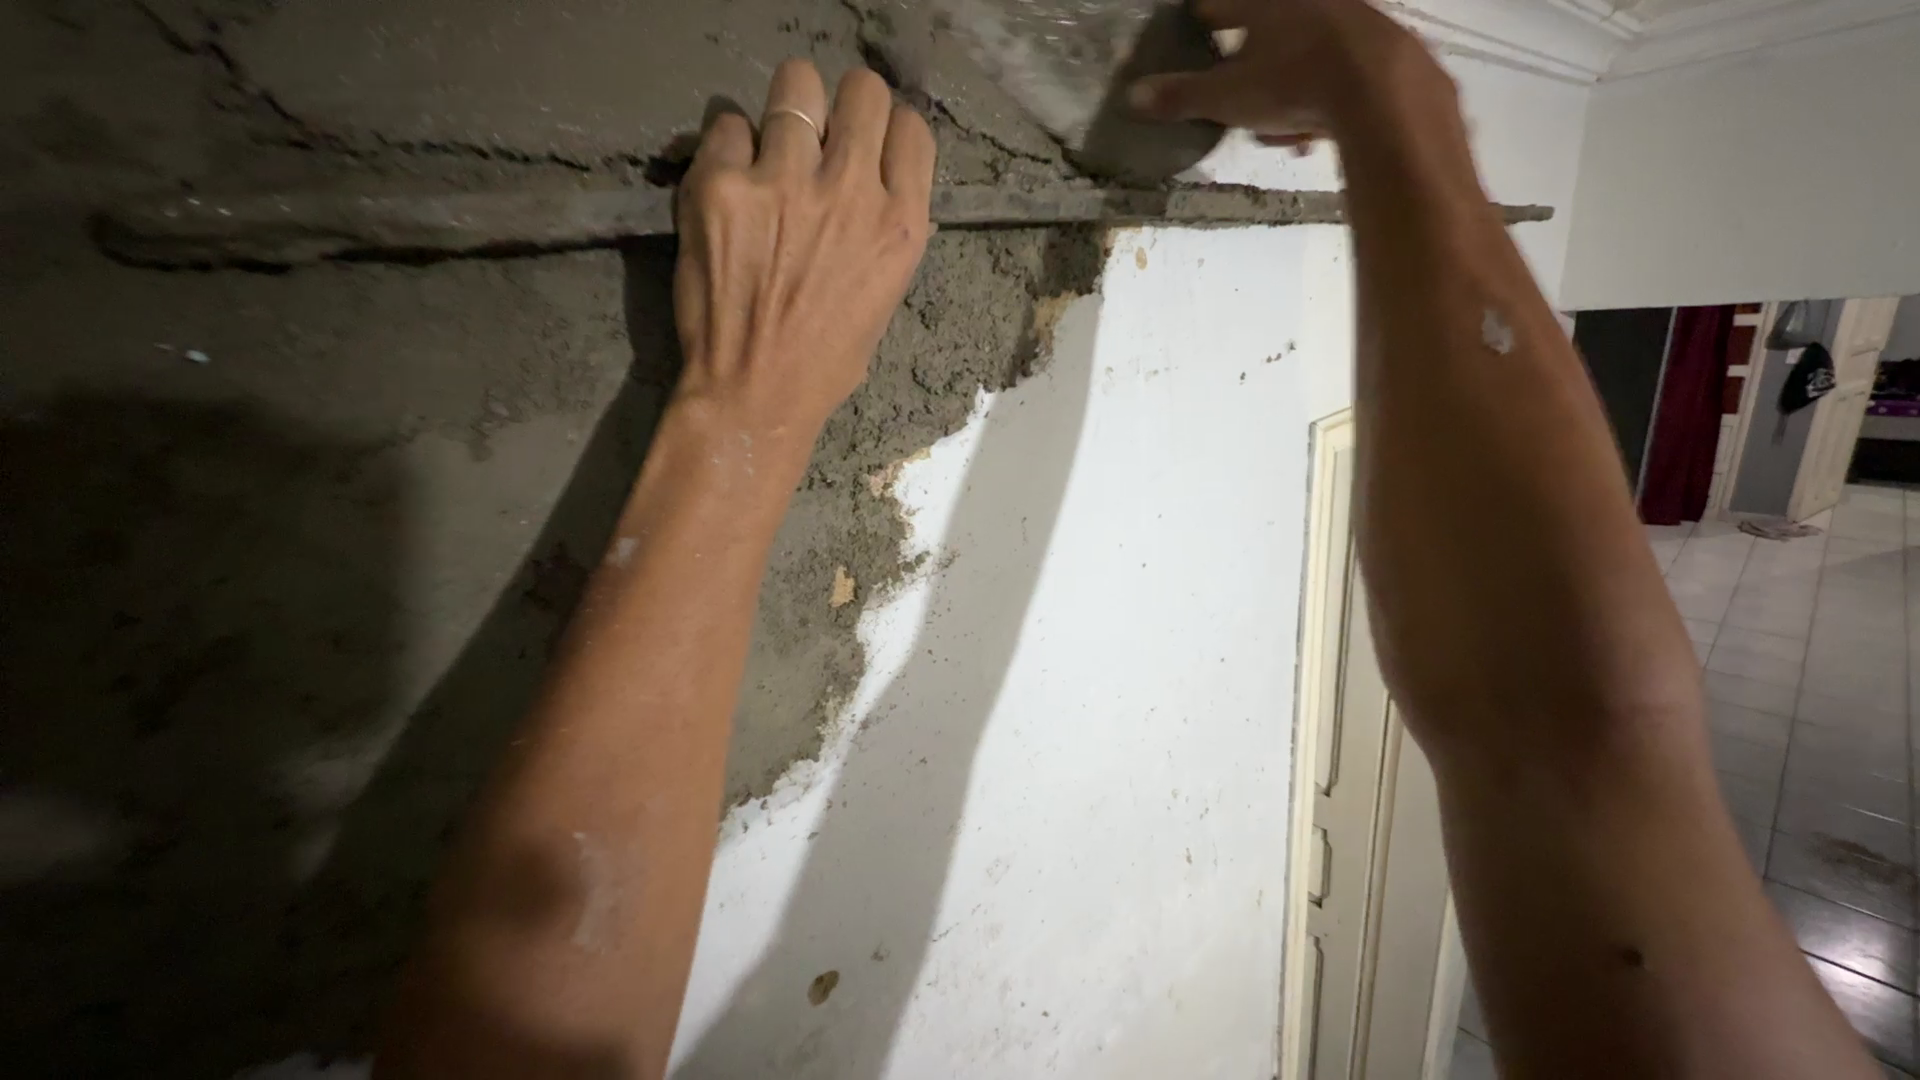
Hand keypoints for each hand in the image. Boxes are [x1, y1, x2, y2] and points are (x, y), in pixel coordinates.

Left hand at [672, 59, 934, 454]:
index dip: (888, 133)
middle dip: (844, 108)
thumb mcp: (885, 298)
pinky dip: (730, 147)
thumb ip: (886, 232)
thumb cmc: (826, 360)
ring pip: (796, 83)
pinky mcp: (722, 184)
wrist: (754, 392)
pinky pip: (729, 124)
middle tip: (821, 139)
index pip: (911, 127)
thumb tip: (876, 187)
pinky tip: (731, 188)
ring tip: (771, 152)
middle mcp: (850, 192)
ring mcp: (784, 182)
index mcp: (900, 226)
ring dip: (787, 114)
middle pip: (863, 88)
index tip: (869, 150)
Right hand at [1128, 0, 1452, 151]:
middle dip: (1247, 55)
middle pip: (1266, 25)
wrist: (1381, 87)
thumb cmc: (1292, 81)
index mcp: (1265, 3)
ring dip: (1282, 83)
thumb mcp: (1226, 97)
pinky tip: (1306, 132)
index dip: (1202, 19)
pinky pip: (1331, 74)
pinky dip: (1313, 100)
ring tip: (1269, 123)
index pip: (1221, 6)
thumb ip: (1181, 97)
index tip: (1191, 26)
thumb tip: (1131, 97)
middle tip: (1230, 82)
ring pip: (1300, 51)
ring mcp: (1345, 19)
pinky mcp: (1375, 47)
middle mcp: (1306, 2)